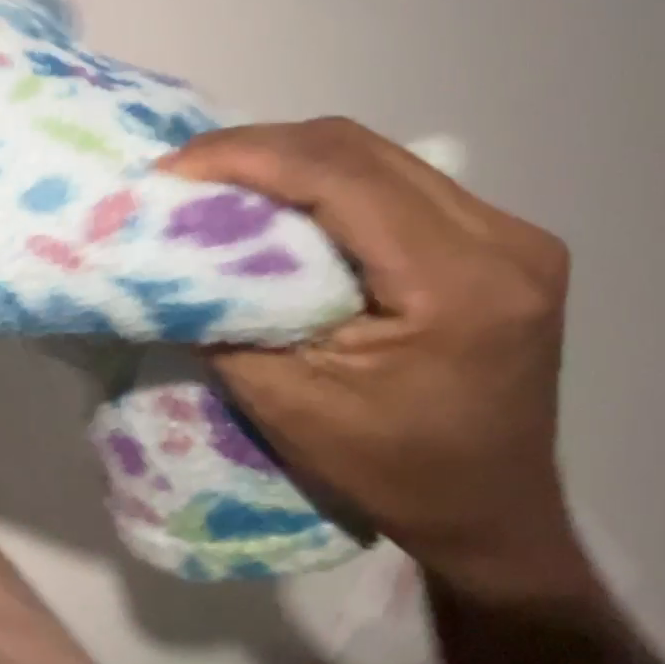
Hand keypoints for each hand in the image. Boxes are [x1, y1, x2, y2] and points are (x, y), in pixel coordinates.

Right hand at [162, 118, 583, 600]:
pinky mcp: (494, 241)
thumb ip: (218, 314)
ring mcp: (509, 235)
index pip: (339, 177)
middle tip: (180, 174)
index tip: (168, 170)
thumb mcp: (280, 398)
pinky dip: (316, 178)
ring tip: (214, 182)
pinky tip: (272, 200)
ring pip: (372, 153)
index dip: (244, 157)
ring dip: (283, 158)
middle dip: (254, 148)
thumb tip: (155, 254)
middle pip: (356, 149)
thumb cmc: (384, 469)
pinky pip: (389, 178)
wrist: (488, 515)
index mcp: (457, 285)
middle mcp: (503, 241)